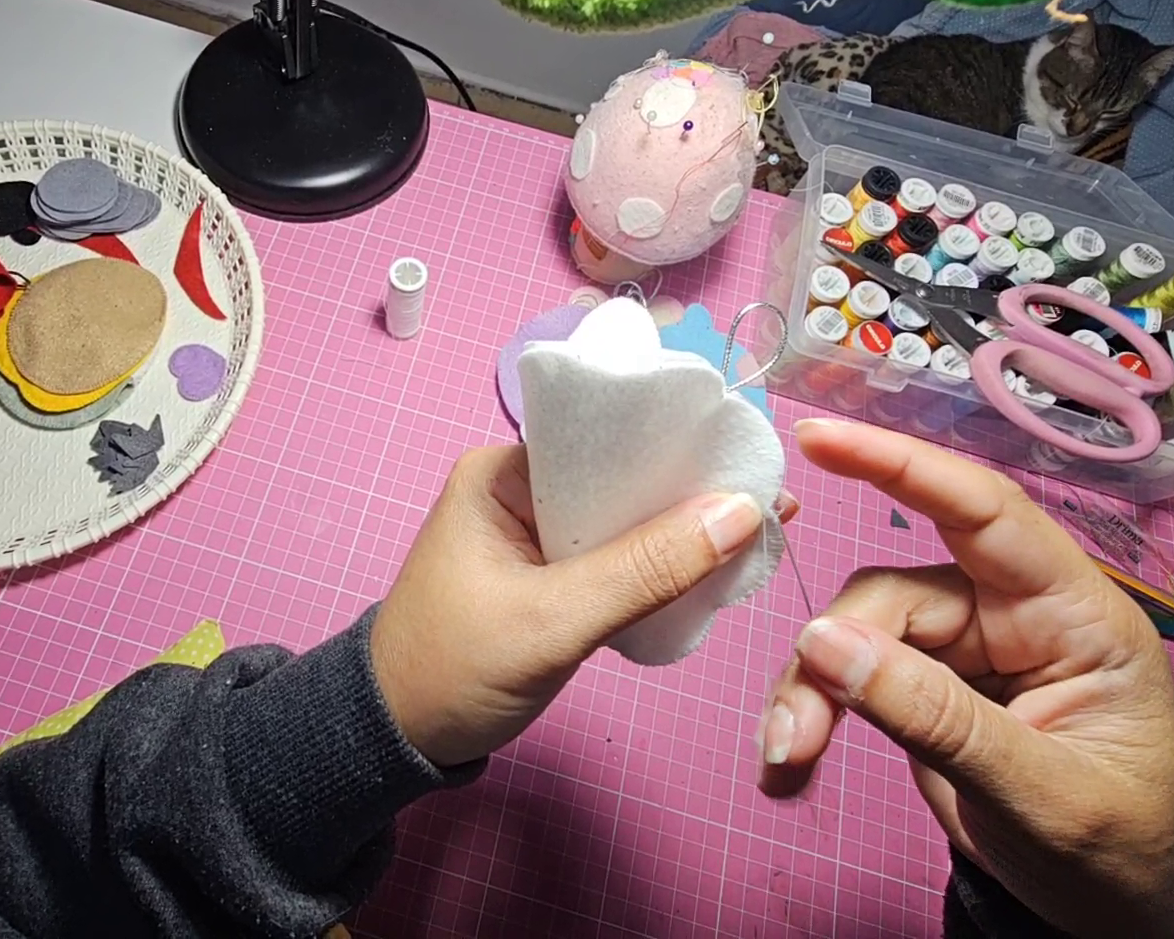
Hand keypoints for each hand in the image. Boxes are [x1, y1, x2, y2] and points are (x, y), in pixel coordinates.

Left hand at [371, 445, 793, 766]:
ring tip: (760, 529)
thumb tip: (741, 511)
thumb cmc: (454, 667)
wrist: (402, 735)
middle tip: (772, 497)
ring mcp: (536, 534)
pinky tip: (710, 571)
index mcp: (503, 474)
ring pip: (622, 520)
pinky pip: (616, 556)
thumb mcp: (550, 620)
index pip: (598, 439)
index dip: (672, 445)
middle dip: (686, 491)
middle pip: (617, 478)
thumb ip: (645, 569)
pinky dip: (657, 565)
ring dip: (678, 531)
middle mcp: (520, 489)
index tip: (744, 455)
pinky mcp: (549, 574)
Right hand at [760, 420, 1173, 938]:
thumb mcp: (1046, 798)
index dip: (900, 464)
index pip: (984, 510)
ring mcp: (952, 640)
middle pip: (886, 595)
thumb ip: (937, 718)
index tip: (817, 438)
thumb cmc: (1119, 852)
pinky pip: (841, 667)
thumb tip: (822, 642)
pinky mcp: (912, 671)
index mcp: (1071, 614)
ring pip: (849, 632)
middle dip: (832, 658)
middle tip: (795, 731)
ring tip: (789, 753)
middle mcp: (1003, 610)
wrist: (1109, 910)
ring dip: (811, 691)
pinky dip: (810, 706)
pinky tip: (792, 751)